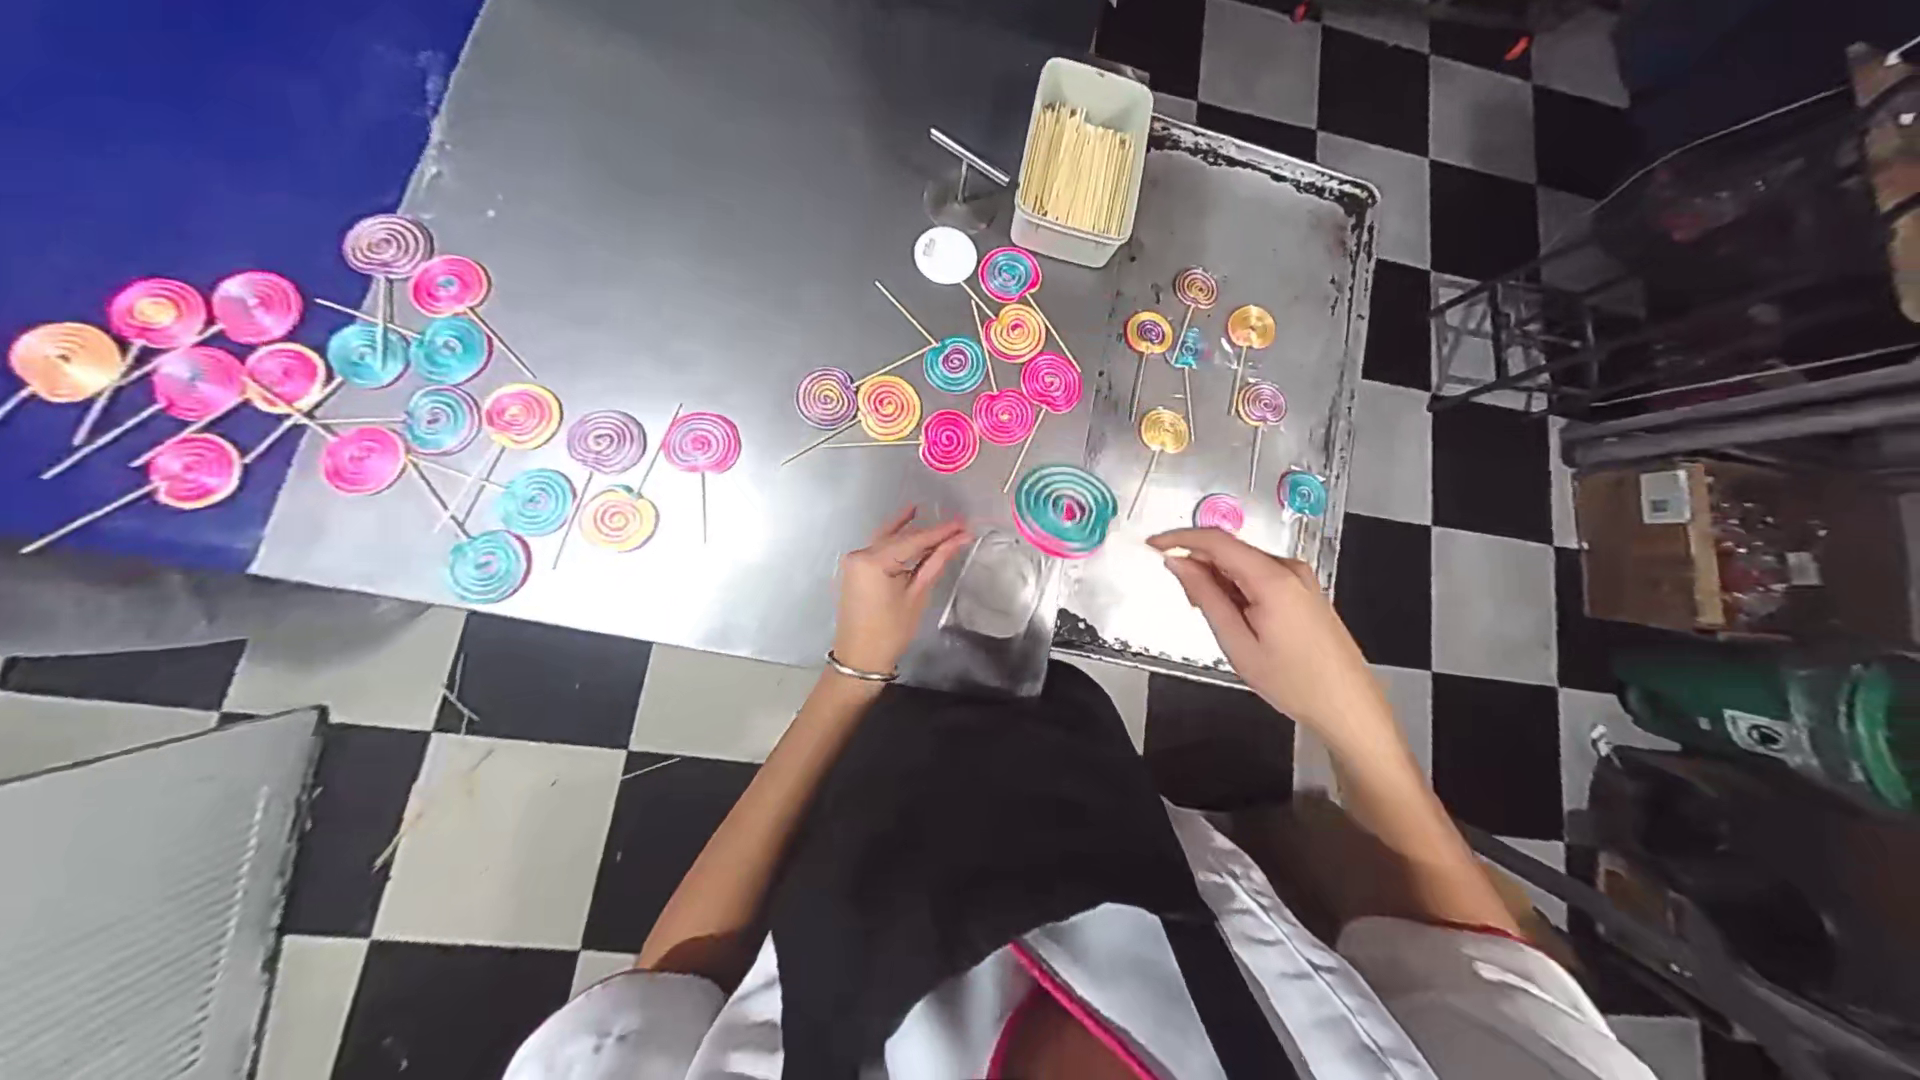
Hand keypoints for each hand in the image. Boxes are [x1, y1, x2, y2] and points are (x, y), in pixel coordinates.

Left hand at [831, 507, 970, 674]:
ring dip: (911, 530)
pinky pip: (879, 548)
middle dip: (929, 532)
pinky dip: (895, 540)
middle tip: (957, 525)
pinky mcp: (856, 569)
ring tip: (935, 516)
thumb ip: (936, 562)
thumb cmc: (891, 631)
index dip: (940, 532)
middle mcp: (860, 554)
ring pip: (889, 539)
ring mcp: (855, 560)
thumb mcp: (917, 595)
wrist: (860, 658)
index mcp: (873, 561)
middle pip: (901, 537)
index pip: (913, 540)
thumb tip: (959, 539)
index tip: (963, 523)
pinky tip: (906, 522)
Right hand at [1148, 527, 1390, 742]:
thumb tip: (1179, 564)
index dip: (1179, 538)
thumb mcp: (1236, 642)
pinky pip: (1258, 575)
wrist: (1347, 705)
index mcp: (1273, 579)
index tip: (1154, 544)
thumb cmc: (1297, 682)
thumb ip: (1204, 596)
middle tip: (1184, 597)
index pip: (1216, 540)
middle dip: (1198, 565)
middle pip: (1229, 550)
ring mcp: (1300, 578)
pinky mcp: (1303, 589)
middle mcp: (1290, 570)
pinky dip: (1236, 587)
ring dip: (1217, 580)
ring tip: (1216, 619)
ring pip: (1242, 563)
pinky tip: (1235, 617)